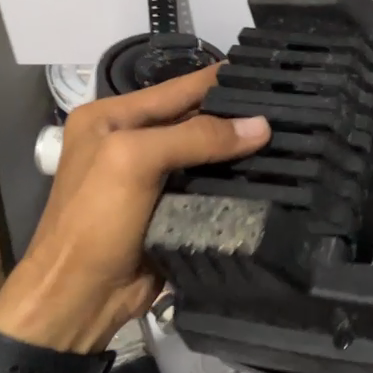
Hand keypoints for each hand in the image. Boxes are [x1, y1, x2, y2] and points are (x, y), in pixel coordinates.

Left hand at [0, 66, 269, 352]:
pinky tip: (274, 172)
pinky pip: (213, 185)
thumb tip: (262, 126)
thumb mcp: (135, 161)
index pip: (178, 87)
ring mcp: (154, 177)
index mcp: (111, 117)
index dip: (222, 80)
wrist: (80, 298)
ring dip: (243, 149)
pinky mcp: (173, 208)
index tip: (270, 74)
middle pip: (196, 117)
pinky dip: (239, 180)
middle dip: (238, 114)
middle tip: (291, 109)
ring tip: (293, 136)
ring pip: (209, 152)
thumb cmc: (95, 221)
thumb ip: (196, 136)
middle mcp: (132, 140)